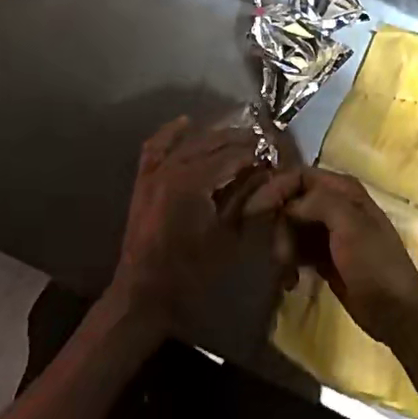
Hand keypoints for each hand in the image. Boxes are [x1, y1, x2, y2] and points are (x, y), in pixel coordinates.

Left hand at [111, 117, 263, 327]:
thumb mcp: (228, 238)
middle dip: (238, 140)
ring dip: (213, 136)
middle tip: (262, 143)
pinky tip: (186, 122)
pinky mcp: (144, 181)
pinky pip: (156, 147)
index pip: (232, 156)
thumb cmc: (190, 273)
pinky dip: (172, 133)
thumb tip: (263, 173)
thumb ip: (245, 200)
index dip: (255, 154)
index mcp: (193, 181)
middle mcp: (172, 168)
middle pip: (211, 142)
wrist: (144, 295)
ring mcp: (155, 172)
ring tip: (236, 136)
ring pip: (188, 142)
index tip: (273, 155)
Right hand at [246, 166, 417, 346]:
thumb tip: (288, 205)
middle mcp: (334, 204)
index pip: (299, 176)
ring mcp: (329, 232)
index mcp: (343, 190)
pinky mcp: (324, 257)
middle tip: (280, 254)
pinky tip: (291, 280)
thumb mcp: (350, 225)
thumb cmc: (375, 262)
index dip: (276, 188)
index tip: (254, 210)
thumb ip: (318, 203)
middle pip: (292, 202)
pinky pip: (297, 249)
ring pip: (291, 227)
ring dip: (283, 246)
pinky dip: (290, 262)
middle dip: (280, 225)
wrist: (395, 311)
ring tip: (287, 269)